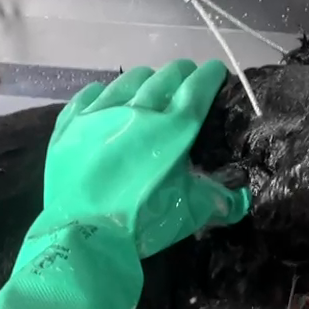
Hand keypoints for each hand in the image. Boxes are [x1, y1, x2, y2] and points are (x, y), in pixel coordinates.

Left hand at [37, 59, 249, 257]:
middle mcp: (138, 111)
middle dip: (182, 73)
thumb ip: (218, 200)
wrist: (81, 236)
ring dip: (146, 78)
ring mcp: (100, 114)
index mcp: (173, 129)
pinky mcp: (70, 125)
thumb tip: (238, 198)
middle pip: (165, 77)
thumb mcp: (189, 213)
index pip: (198, 88)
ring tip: (150, 84)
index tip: (216, 72)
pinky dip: (105, 92)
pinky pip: (90, 94)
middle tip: (187, 79)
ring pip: (128, 80)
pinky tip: (108, 96)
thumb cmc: (141, 223)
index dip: (210, 76)